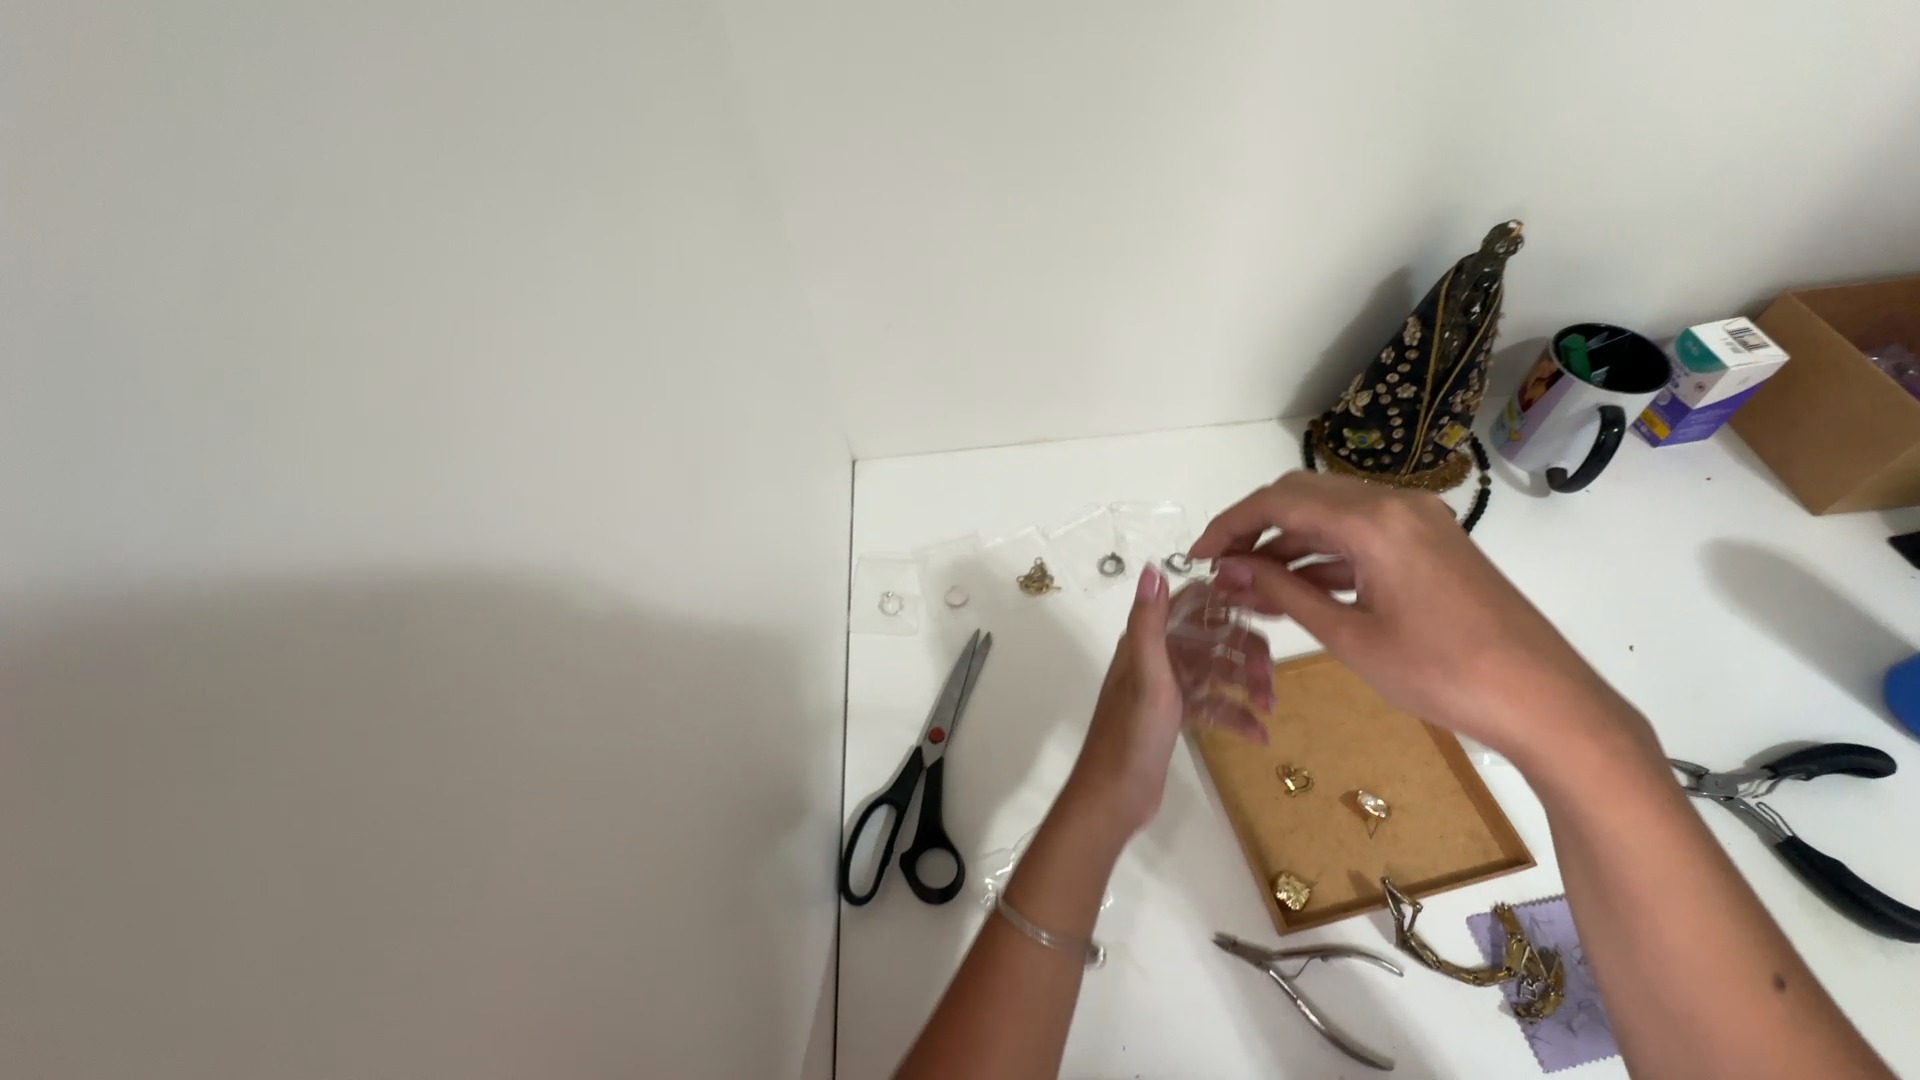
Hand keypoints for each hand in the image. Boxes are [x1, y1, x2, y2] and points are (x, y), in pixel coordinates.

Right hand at [1190, 471, 1629, 760]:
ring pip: (1330, 514)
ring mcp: (1418, 520)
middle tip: (1221, 569)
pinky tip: (1295, 588)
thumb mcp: (1349, 635)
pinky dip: (1322, 555)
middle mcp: (1395, 504)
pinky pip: (1360, 533)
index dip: (1228, 526)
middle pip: (1301, 496)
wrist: (1545, 700)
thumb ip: (1283, 592)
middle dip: (1253, 528)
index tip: (1197, 557)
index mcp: (1373, 522)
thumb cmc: (1440, 674)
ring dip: (1286, 543)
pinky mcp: (1431, 542)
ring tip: (1249, 586)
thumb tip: (1229, 569)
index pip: (1278, 503)